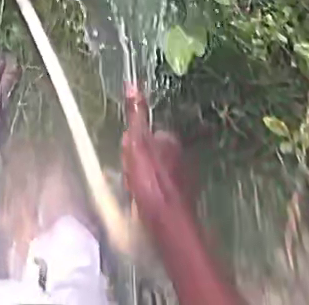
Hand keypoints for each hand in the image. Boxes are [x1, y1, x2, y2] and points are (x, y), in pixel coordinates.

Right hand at [122, 87, 243, 304]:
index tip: (125, 154)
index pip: (147, 133)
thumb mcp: (136, 143)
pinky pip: (160, 190)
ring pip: (156, 172)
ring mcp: (183, 178)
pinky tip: (143, 205)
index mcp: (169, 139)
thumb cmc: (150, 180)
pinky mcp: (181, 199)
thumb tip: (132, 83)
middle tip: (128, 175)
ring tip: (133, 192)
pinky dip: (151, 195)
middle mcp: (181, 154)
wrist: (169, 224)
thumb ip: (135, 115)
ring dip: (143, 179)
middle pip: (152, 152)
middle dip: (139, 162)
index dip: (133, 143)